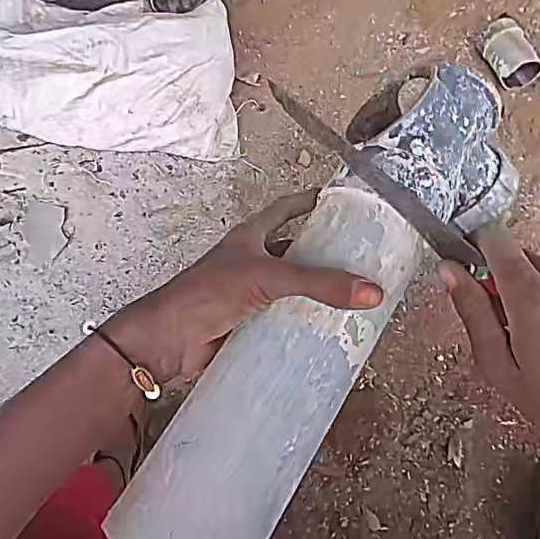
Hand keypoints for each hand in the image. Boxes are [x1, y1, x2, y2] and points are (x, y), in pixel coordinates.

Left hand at [104, 191, 384, 382]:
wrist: (172, 337)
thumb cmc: (205, 294)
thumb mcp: (267, 277)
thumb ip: (318, 284)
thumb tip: (368, 290)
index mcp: (251, 238)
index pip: (285, 210)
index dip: (309, 202)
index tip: (336, 201)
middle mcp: (251, 261)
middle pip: (293, 250)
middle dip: (321, 253)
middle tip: (356, 256)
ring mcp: (250, 291)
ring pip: (290, 286)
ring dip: (314, 290)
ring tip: (349, 293)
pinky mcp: (249, 320)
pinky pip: (283, 316)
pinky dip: (302, 319)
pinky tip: (325, 326)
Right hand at [440, 223, 539, 453]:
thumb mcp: (498, 365)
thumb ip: (472, 311)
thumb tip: (449, 272)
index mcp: (531, 294)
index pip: (493, 240)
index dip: (473, 250)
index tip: (466, 273)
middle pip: (516, 257)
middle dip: (500, 282)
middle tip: (500, 325)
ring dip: (527, 294)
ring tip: (533, 339)